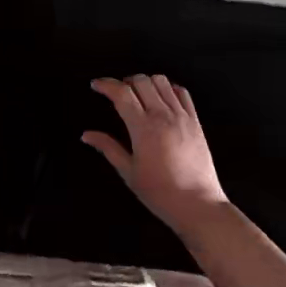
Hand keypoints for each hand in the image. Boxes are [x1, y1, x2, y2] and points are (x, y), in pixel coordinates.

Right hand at [83, 75, 229, 234]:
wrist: (198, 205)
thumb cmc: (160, 193)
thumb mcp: (129, 173)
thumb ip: (108, 148)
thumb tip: (87, 135)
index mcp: (143, 128)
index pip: (122, 93)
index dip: (106, 84)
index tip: (96, 85)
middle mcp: (163, 116)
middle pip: (141, 81)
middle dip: (125, 81)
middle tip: (117, 93)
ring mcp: (182, 116)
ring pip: (161, 81)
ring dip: (146, 82)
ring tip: (139, 94)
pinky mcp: (195, 120)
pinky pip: (182, 92)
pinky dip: (169, 88)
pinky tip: (162, 98)